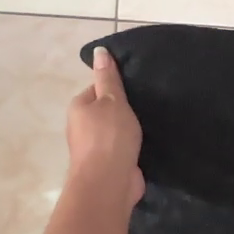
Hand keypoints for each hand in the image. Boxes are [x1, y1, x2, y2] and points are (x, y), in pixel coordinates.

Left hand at [67, 51, 143, 209]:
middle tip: (150, 106)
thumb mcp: (112, 101)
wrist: (108, 182)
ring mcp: (95, 148)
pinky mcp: (110, 164)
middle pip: (106, 111)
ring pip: (116, 131)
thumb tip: (99, 51)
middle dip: (125, 110)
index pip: (99, 88)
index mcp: (79, 107)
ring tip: (154, 123)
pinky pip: (123, 148)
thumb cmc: (109, 136)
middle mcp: (82, 126)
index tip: (139, 89)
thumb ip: (108, 78)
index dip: (118, 87)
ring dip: (131, 130)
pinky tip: (150, 144)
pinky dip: (134, 146)